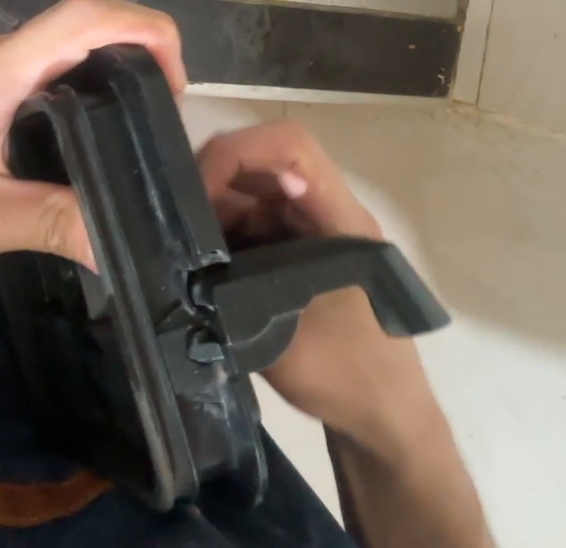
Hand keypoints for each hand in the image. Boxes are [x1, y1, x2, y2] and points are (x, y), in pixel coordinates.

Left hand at [0, 0, 184, 267]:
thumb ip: (52, 224)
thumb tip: (120, 244)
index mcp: (1, 72)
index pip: (84, 15)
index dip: (143, 31)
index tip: (173, 85)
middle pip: (85, 21)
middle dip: (142, 51)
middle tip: (167, 116)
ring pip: (67, 41)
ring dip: (115, 64)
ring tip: (144, 124)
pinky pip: (48, 63)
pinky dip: (86, 79)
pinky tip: (95, 131)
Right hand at [198, 120, 430, 448]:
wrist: (386, 419)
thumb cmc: (348, 374)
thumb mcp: (283, 336)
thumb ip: (234, 286)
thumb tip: (179, 248)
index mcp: (339, 217)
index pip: (289, 147)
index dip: (236, 153)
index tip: (196, 191)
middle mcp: (325, 209)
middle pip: (261, 160)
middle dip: (212, 181)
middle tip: (179, 224)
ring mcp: (311, 226)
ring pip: (249, 188)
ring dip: (212, 209)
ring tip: (188, 249)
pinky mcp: (296, 246)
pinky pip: (249, 217)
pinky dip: (220, 230)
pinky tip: (203, 262)